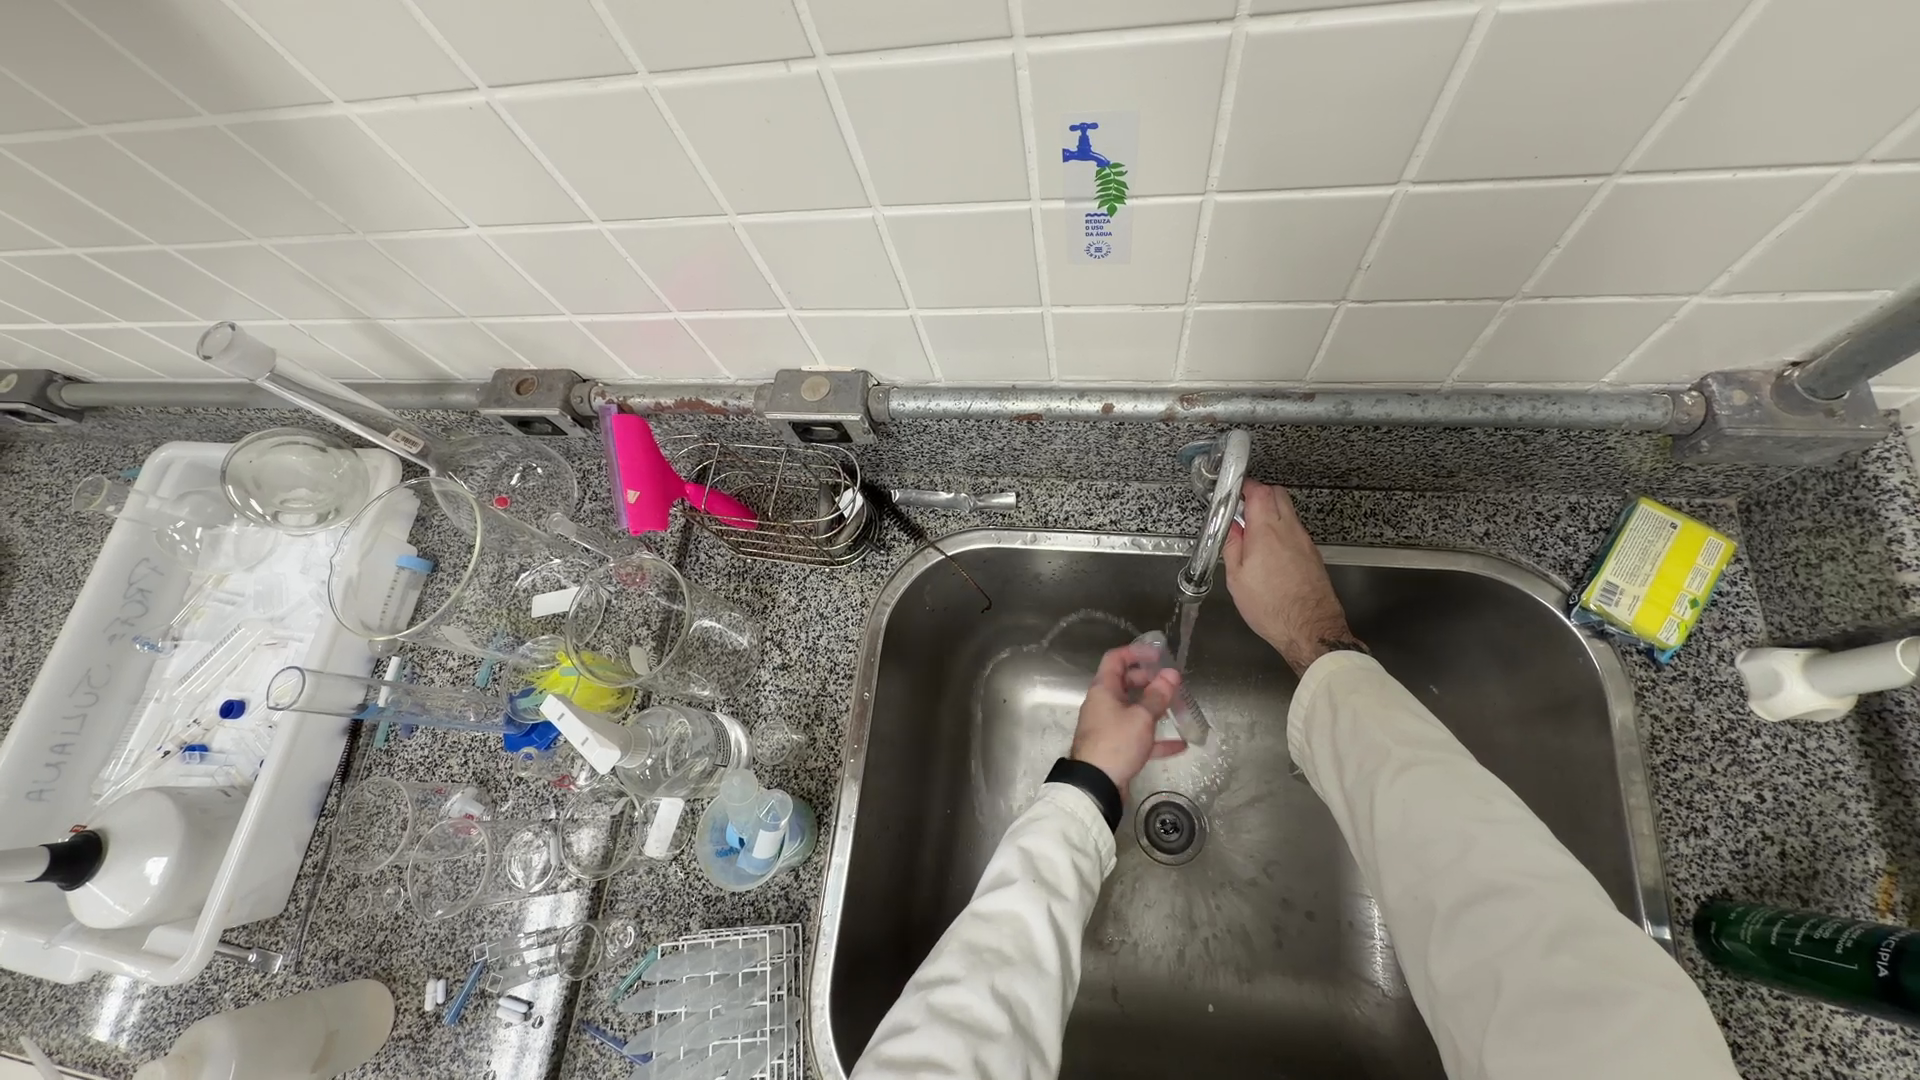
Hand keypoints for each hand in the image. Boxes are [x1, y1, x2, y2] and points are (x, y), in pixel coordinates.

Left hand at [1070, 644, 1184, 790]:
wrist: (1096, 785)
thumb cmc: (1116, 743)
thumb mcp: (1141, 717)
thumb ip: (1158, 696)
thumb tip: (1171, 674)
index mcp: (1103, 689)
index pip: (1115, 659)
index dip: (1135, 652)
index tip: (1158, 655)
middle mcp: (1103, 704)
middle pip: (1125, 683)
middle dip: (1149, 681)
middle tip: (1170, 684)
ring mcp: (1108, 726)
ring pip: (1133, 710)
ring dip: (1153, 708)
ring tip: (1176, 707)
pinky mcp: (1115, 747)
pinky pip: (1138, 737)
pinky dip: (1156, 738)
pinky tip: (1180, 745)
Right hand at [1222, 481, 1364, 675]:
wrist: (1309, 628)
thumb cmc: (1271, 607)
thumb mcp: (1236, 577)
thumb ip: (1232, 545)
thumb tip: (1230, 527)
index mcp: (1266, 532)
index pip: (1260, 492)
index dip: (1245, 487)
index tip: (1233, 493)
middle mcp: (1289, 531)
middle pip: (1278, 494)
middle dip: (1259, 494)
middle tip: (1242, 507)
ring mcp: (1304, 541)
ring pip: (1288, 511)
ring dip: (1271, 512)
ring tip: (1252, 531)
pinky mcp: (1312, 553)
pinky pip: (1295, 530)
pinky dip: (1281, 529)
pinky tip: (1268, 548)